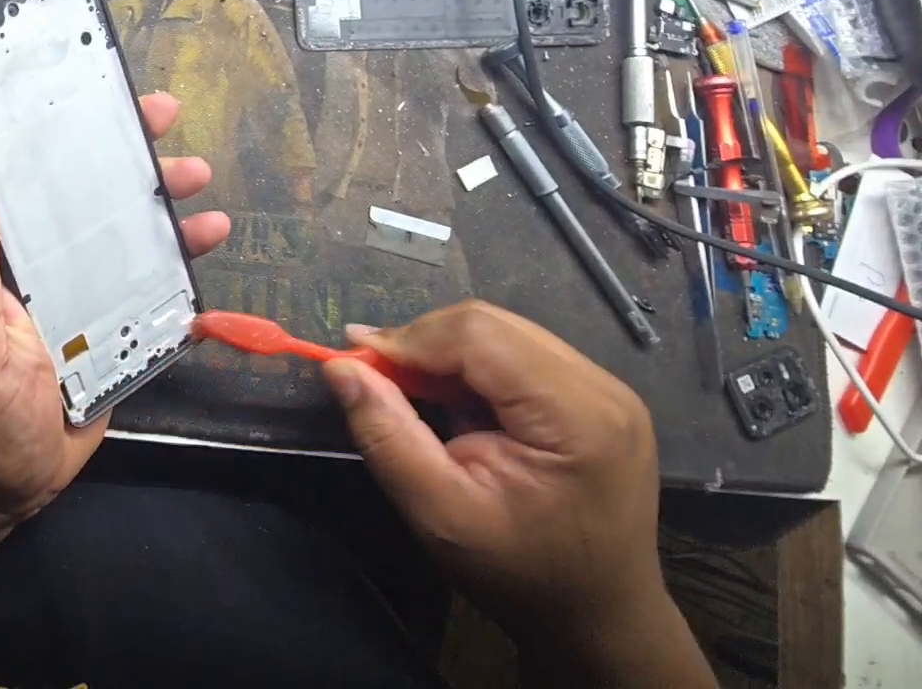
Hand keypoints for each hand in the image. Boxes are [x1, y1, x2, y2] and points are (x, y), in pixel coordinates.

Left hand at [0, 92, 230, 536]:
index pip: (28, 179)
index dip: (61, 137)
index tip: (98, 103)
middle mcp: (38, 264)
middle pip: (86, 200)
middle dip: (127, 161)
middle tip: (167, 125)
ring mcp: (78, 298)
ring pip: (124, 240)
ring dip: (162, 210)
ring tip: (200, 192)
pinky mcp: (110, 334)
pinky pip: (148, 293)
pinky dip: (178, 271)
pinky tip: (204, 252)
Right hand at [323, 302, 707, 681]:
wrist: (596, 617)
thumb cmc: (518, 572)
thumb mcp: (436, 510)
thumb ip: (385, 434)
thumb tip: (338, 366)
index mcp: (577, 417)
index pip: (478, 335)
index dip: (408, 339)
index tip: (355, 364)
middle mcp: (600, 387)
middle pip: (487, 323)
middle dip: (419, 341)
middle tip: (373, 375)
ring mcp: (601, 388)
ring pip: (495, 329)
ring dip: (438, 350)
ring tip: (404, 386)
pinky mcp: (589, 395)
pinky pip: (510, 350)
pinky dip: (461, 363)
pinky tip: (443, 396)